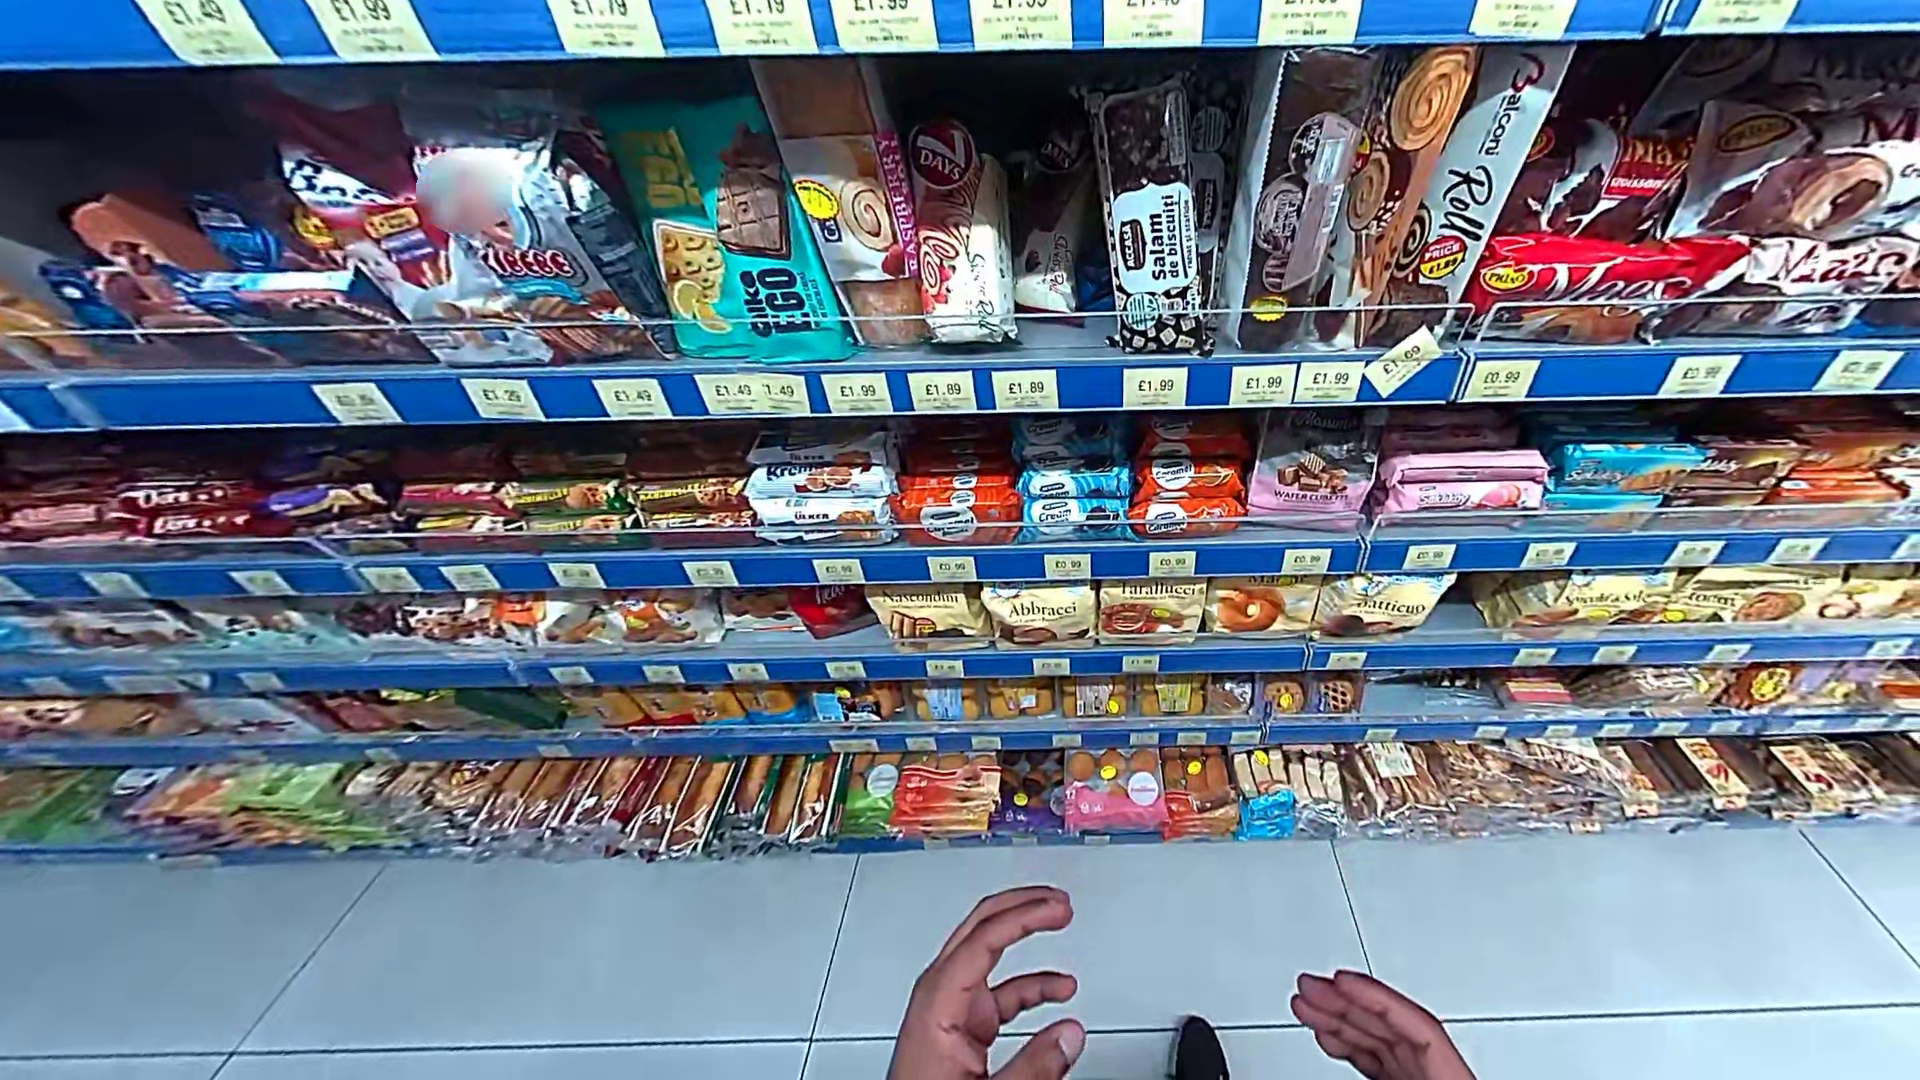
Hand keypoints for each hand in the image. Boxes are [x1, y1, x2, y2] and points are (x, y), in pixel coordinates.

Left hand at [888, 885, 1084, 1079]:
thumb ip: (1031, 1068)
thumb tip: (1070, 1032)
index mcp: (938, 998)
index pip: (985, 935)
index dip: (1025, 913)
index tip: (1058, 907)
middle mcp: (942, 993)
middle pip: (982, 927)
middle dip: (1022, 907)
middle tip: (1058, 900)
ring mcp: (951, 1008)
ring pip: (992, 955)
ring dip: (1027, 939)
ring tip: (1060, 924)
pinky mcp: (962, 1029)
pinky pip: (1000, 994)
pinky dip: (1030, 986)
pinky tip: (1057, 991)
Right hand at [1290, 971, 1476, 1079]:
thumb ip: (1378, 1066)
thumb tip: (1331, 1040)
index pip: (1419, 1024)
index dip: (1375, 996)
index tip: (1338, 976)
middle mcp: (1443, 1077)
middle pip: (1393, 1027)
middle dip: (1342, 1002)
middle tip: (1307, 984)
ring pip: (1381, 1042)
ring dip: (1337, 1019)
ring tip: (1303, 1003)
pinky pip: (1380, 1062)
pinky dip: (1349, 1045)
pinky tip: (1327, 1033)